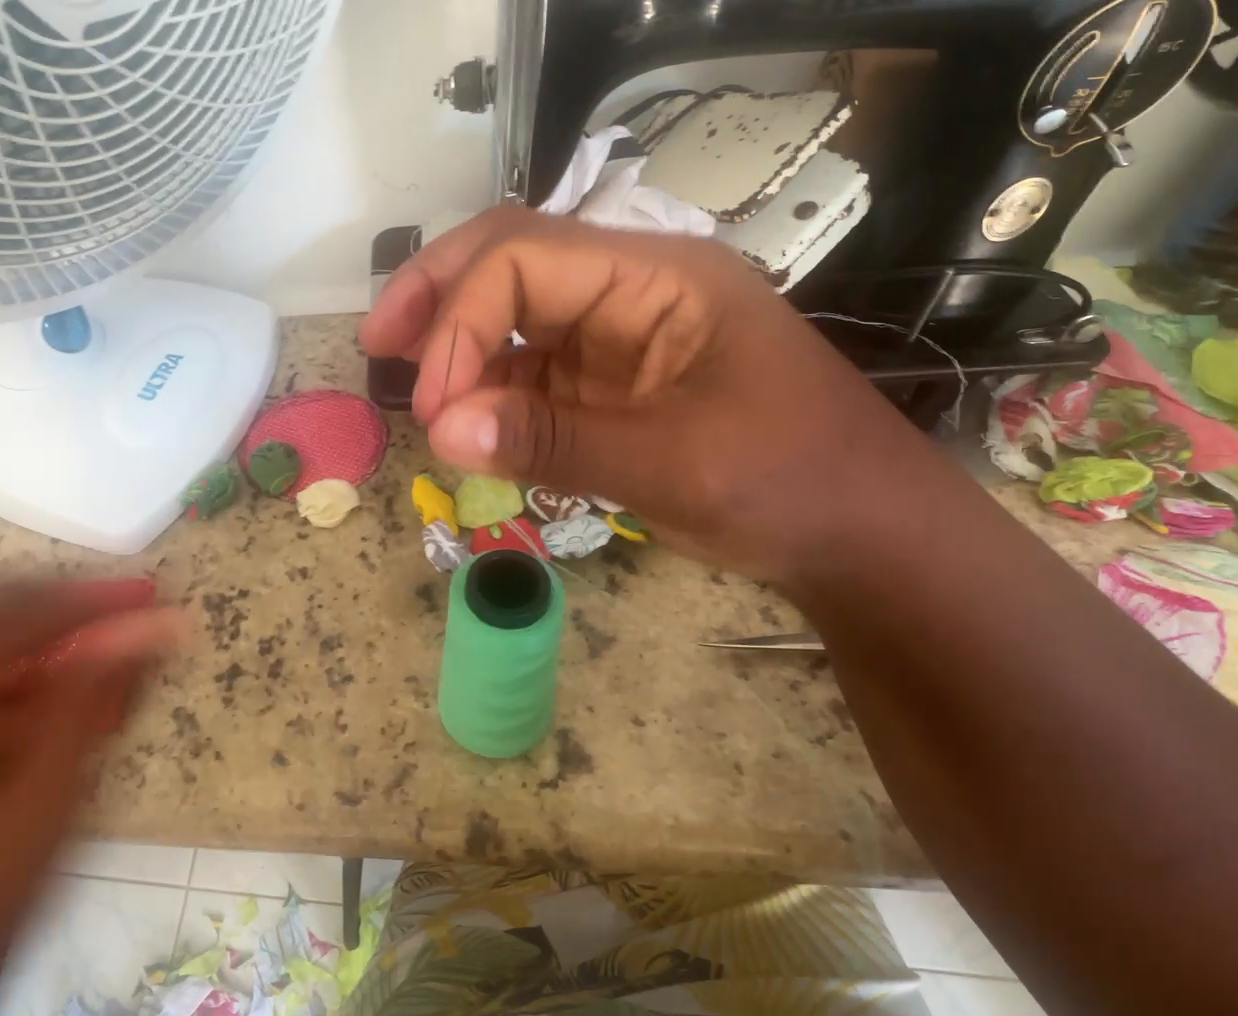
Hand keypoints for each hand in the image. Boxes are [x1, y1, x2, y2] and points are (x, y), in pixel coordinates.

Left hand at [0, 572, 182, 1015]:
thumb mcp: (37, 798)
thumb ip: (88, 699)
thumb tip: (144, 628)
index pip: (20, 604)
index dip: (96, 599)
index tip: (154, 596)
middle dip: (65, 621)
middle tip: (125, 640)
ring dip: (34, 654)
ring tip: (92, 686)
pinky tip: (34, 716)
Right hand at [361, 207, 945, 582]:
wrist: (858, 534)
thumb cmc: (788, 483)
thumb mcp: (670, 463)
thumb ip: (552, 441)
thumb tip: (439, 431)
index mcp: (658, 277)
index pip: (525, 260)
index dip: (462, 321)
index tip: (433, 406)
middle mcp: (632, 291)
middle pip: (512, 260)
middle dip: (439, 296)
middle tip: (379, 345)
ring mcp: (620, 338)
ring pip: (516, 317)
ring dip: (459, 349)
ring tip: (413, 395)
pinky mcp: (611, 385)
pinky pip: (533, 373)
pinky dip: (491, 395)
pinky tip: (463, 425)